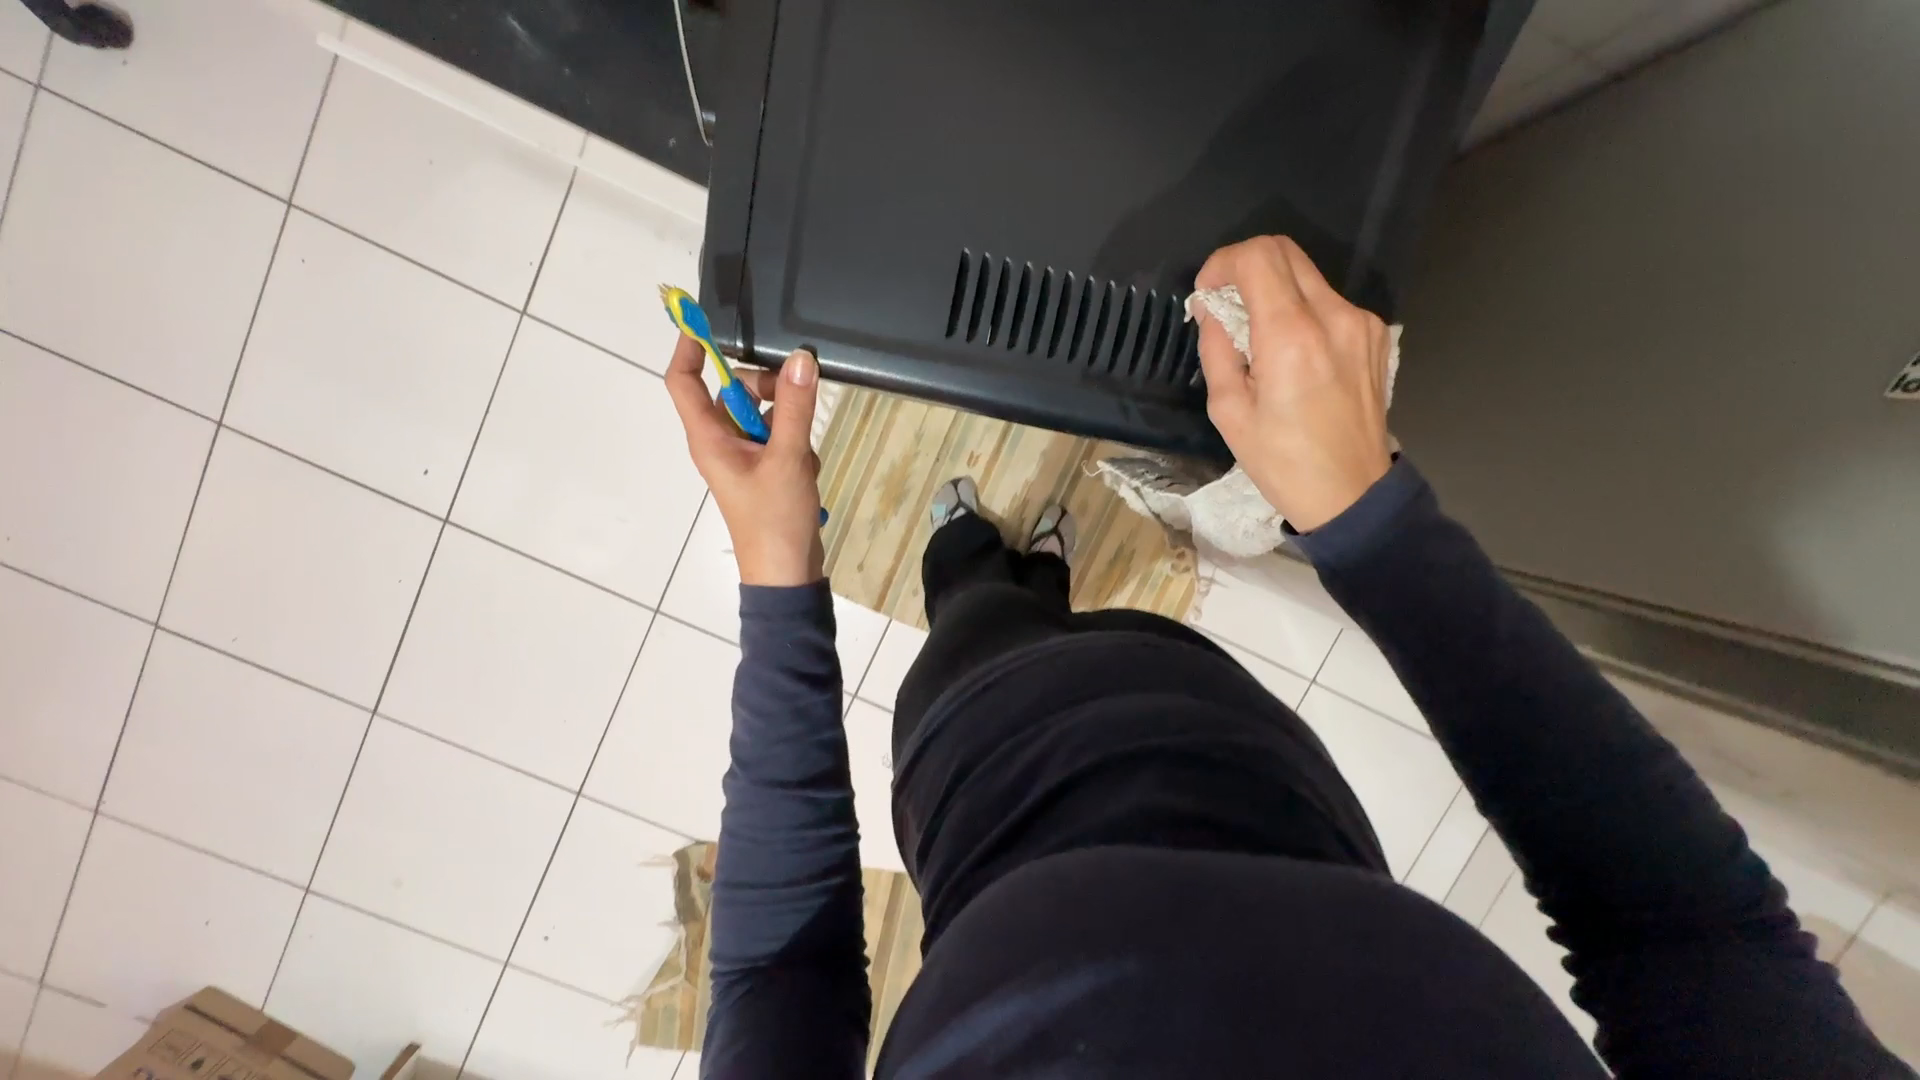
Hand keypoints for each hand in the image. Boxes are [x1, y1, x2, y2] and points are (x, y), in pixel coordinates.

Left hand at [664, 337, 825, 586]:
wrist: (786, 574)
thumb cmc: (775, 517)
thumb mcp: (789, 457)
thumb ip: (795, 407)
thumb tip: (800, 358)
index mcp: (709, 437)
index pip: (683, 381)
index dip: (689, 348)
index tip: (706, 321)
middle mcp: (720, 441)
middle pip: (732, 390)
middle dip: (764, 386)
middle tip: (795, 393)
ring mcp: (742, 456)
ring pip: (760, 413)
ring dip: (786, 419)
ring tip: (804, 446)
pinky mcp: (763, 469)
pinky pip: (776, 436)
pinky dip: (794, 442)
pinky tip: (807, 467)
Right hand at [1194, 236, 1393, 531]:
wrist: (1350, 494)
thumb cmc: (1280, 462)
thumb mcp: (1228, 411)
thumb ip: (1217, 349)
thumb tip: (1212, 310)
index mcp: (1291, 337)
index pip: (1257, 258)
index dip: (1222, 263)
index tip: (1207, 293)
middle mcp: (1333, 316)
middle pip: (1284, 251)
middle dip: (1245, 267)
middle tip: (1225, 305)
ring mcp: (1360, 323)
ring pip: (1306, 275)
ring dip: (1272, 291)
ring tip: (1256, 338)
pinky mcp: (1374, 334)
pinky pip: (1327, 302)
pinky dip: (1299, 311)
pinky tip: (1291, 354)